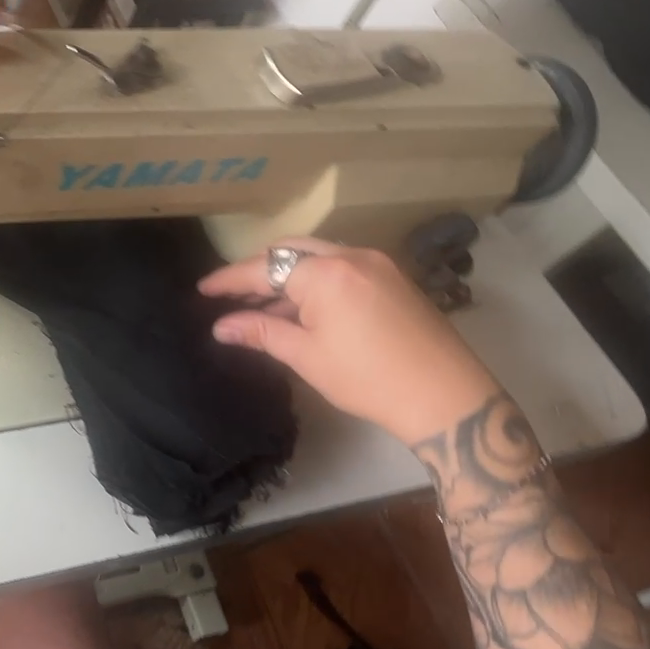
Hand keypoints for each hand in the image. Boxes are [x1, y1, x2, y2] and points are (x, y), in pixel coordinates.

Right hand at [199, 237, 500, 443]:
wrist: (446, 397)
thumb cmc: (367, 380)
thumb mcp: (306, 356)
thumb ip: (261, 333)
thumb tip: (220, 327)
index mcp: (326, 273)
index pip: (264, 268)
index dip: (229, 280)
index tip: (203, 290)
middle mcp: (351, 255)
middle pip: (290, 251)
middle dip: (258, 271)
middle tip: (232, 296)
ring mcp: (376, 263)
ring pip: (317, 257)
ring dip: (287, 276)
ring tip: (261, 308)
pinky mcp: (392, 277)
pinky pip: (340, 267)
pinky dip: (315, 281)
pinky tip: (301, 310)